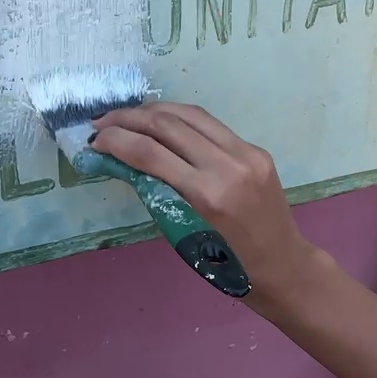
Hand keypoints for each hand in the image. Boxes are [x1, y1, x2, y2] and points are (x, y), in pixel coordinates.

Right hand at [91, 103, 326, 304]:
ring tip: (126, 117)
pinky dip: (178, 118)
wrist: (283, 266)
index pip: (150, 153)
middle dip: (128, 119)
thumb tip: (119, 160)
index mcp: (207, 196)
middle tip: (101, 123)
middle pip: (167, 124)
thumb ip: (155, 191)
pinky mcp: (255, 149)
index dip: (115, 141)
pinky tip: (160, 122)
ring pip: (189, 114)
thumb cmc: (226, 264)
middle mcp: (228, 166)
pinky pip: (209, 124)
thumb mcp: (181, 232)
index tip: (93, 141)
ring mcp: (245, 153)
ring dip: (151, 111)